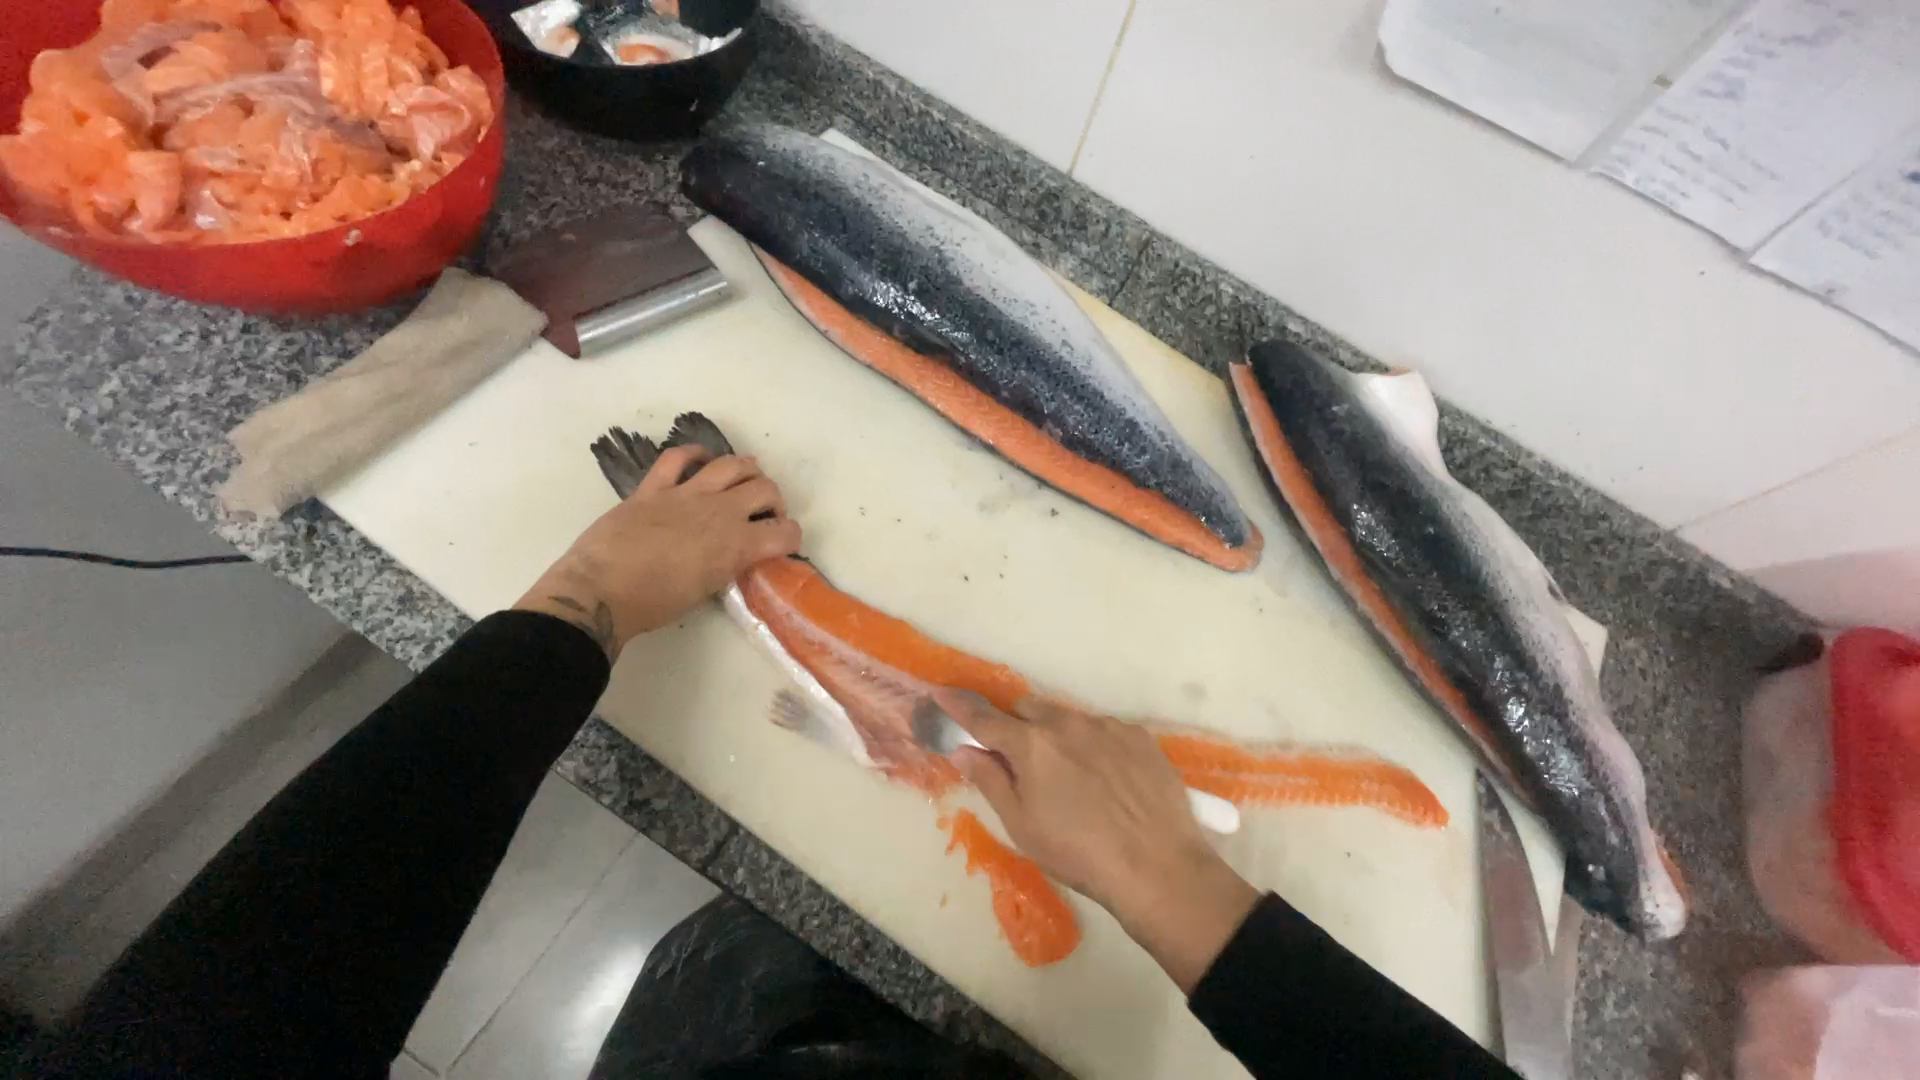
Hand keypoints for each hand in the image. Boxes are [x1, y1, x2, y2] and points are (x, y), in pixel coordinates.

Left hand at [515, 445, 801, 659]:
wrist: (601, 592)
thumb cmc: (654, 604)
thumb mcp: (707, 591)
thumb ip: (728, 565)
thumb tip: (734, 555)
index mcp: (737, 545)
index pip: (785, 532)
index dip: (791, 537)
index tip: (783, 543)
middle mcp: (720, 512)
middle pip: (765, 488)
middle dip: (774, 500)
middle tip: (764, 513)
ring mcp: (686, 494)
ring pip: (731, 465)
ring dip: (747, 470)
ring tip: (745, 480)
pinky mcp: (654, 487)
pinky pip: (678, 457)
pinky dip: (695, 454)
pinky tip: (701, 459)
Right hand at [937, 690, 1259, 993]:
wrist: (1158, 868)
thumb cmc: (1079, 855)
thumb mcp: (1022, 826)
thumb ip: (991, 780)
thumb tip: (963, 750)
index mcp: (1031, 745)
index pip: (984, 718)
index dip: (959, 707)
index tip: (942, 695)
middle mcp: (1067, 723)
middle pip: (1028, 709)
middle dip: (1016, 726)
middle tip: (1020, 761)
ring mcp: (1107, 726)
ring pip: (1067, 718)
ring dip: (1057, 736)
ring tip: (1072, 779)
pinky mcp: (1139, 736)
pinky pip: (1104, 730)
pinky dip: (1094, 746)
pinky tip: (1107, 781)